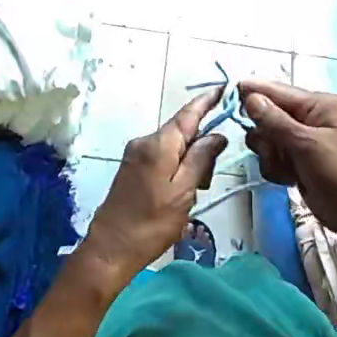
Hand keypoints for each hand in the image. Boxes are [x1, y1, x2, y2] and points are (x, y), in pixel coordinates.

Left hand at [79, 90, 227, 287]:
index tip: (225, 88)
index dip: (207, 101)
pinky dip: (176, 168)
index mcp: (158, 143)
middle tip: (208, 180)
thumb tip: (217, 134)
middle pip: (182, 132)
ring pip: (173, 146)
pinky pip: (162, 158)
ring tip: (193, 193)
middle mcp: (144, 141)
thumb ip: (201, 158)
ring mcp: (135, 154)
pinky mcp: (132, 168)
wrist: (111, 248)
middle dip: (201, 146)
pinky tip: (179, 192)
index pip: (188, 114)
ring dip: (189, 161)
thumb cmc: (152, 222)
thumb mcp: (184, 190)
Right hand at [239, 80, 336, 241]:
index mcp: (318, 105)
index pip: (276, 91)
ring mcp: (303, 142)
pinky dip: (276, 169)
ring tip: (285, 169)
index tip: (227, 99)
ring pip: (266, 140)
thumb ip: (275, 121)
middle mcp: (309, 119)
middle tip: (273, 150)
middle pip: (267, 116)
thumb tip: (250, 96)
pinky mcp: (298, 164)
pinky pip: (273, 159)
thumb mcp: (307, 144)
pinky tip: (289, 180)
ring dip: (270, 155)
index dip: (252, 93)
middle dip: (264, 134)